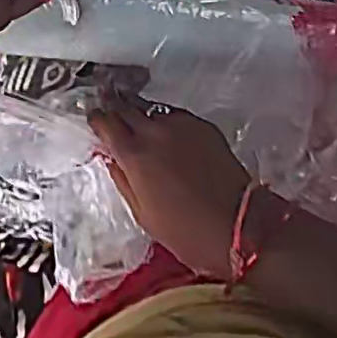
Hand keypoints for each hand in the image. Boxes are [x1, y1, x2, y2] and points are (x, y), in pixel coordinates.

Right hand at [90, 98, 249, 278]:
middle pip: (124, 106)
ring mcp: (178, 125)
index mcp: (133, 154)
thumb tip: (111, 158)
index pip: (104, 122)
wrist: (242, 227)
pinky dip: (164, 120)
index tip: (94, 121)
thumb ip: (122, 180)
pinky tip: (167, 133)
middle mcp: (152, 132)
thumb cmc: (186, 231)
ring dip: (139, 112)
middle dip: (114, 108)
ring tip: (137, 119)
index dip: (96, 119)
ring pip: (149, 107)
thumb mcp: (143, 214)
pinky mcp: (201, 125)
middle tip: (111, 112)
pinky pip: (173, 115)